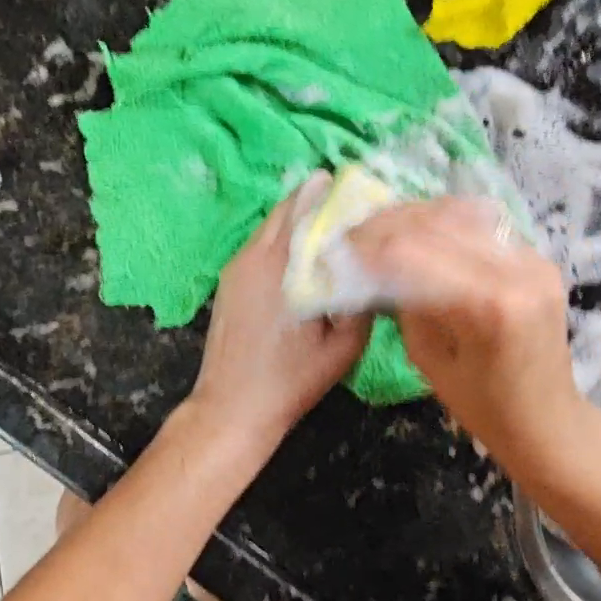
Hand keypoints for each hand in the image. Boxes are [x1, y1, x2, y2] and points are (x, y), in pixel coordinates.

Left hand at [184, 175, 373, 452]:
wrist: (232, 407)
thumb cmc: (292, 380)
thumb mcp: (344, 345)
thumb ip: (361, 300)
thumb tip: (372, 266)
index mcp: (283, 266)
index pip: (309, 209)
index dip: (336, 195)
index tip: (362, 193)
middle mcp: (254, 256)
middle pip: (286, 208)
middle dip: (317, 200)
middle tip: (349, 204)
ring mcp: (236, 267)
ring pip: (270, 225)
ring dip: (298, 218)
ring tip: (331, 226)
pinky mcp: (228, 281)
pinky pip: (259, 245)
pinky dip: (282, 238)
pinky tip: (303, 255)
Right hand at [347, 198, 594, 469]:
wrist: (546, 420)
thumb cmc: (482, 406)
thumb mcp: (427, 359)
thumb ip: (406, 304)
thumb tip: (375, 264)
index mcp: (488, 305)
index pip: (413, 250)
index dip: (371, 244)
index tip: (343, 250)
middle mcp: (517, 271)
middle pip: (437, 221)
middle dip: (388, 224)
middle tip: (357, 236)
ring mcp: (534, 260)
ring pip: (460, 213)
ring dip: (416, 217)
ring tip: (385, 230)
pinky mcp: (540, 259)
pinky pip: (483, 227)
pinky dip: (446, 225)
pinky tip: (422, 235)